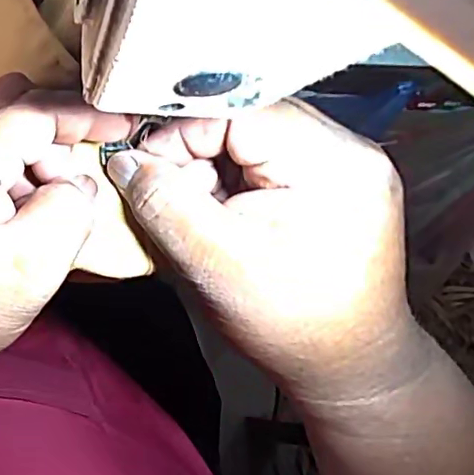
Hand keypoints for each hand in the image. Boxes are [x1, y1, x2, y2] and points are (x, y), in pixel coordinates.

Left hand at [0, 74, 135, 396]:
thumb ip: (70, 209)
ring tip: (52, 209)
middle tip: (82, 173)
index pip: (38, 109)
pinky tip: (26, 218)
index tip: (125, 122)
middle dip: (58, 128)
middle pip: (13, 103)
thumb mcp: (32, 264)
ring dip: (36, 155)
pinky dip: (16, 174)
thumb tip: (78, 184)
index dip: (87, 113)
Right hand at [107, 99, 427, 409]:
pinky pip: (264, 162)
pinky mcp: (330, 183)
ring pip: (249, 141)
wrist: (347, 365)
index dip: (180, 133)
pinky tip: (226, 220)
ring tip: (207, 220)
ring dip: (211, 173)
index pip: (237, 109)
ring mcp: (341, 166)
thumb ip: (163, 204)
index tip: (147, 166)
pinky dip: (231, 185)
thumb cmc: (297, 327)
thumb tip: (126, 161)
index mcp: (331, 163)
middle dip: (194, 156)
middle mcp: (346, 152)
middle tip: (174, 201)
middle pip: (242, 119)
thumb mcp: (214, 265)